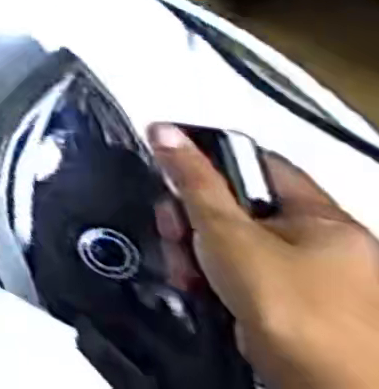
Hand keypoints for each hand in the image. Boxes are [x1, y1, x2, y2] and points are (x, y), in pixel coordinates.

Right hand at [150, 123, 378, 388]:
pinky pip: (239, 267)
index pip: (257, 164)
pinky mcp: (292, 301)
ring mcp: (314, 277)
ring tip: (186, 266)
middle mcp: (329, 245)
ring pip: (232, 237)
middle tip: (174, 228)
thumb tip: (165, 130)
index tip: (166, 166)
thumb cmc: (287, 301)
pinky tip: (199, 283)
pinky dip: (211, 270)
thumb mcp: (224, 229)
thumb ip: (192, 178)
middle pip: (237, 204)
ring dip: (194, 245)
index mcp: (327, 221)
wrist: (323, 381)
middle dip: (191, 214)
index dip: (207, 159)